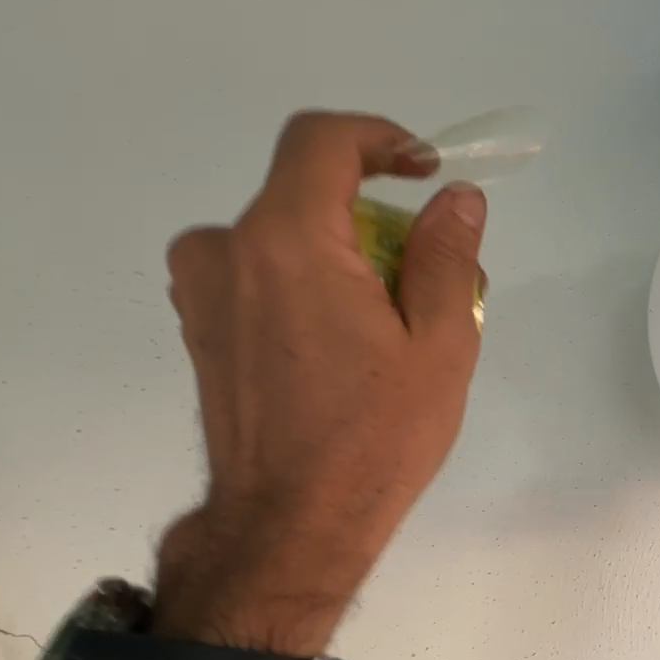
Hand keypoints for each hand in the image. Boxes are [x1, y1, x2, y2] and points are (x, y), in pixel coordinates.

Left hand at [153, 111, 486, 654]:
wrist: (293, 520)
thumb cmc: (379, 433)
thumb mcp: (443, 345)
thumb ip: (447, 258)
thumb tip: (458, 199)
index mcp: (288, 240)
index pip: (322, 142)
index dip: (381, 139)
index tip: (427, 169)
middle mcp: (227, 247)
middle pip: (312, 196)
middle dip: (382, 224)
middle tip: (440, 287)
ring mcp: (204, 289)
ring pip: (290, 239)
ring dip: (350, 260)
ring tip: (400, 330)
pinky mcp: (201, 326)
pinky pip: (264, 275)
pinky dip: (315, 286)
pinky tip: (352, 350)